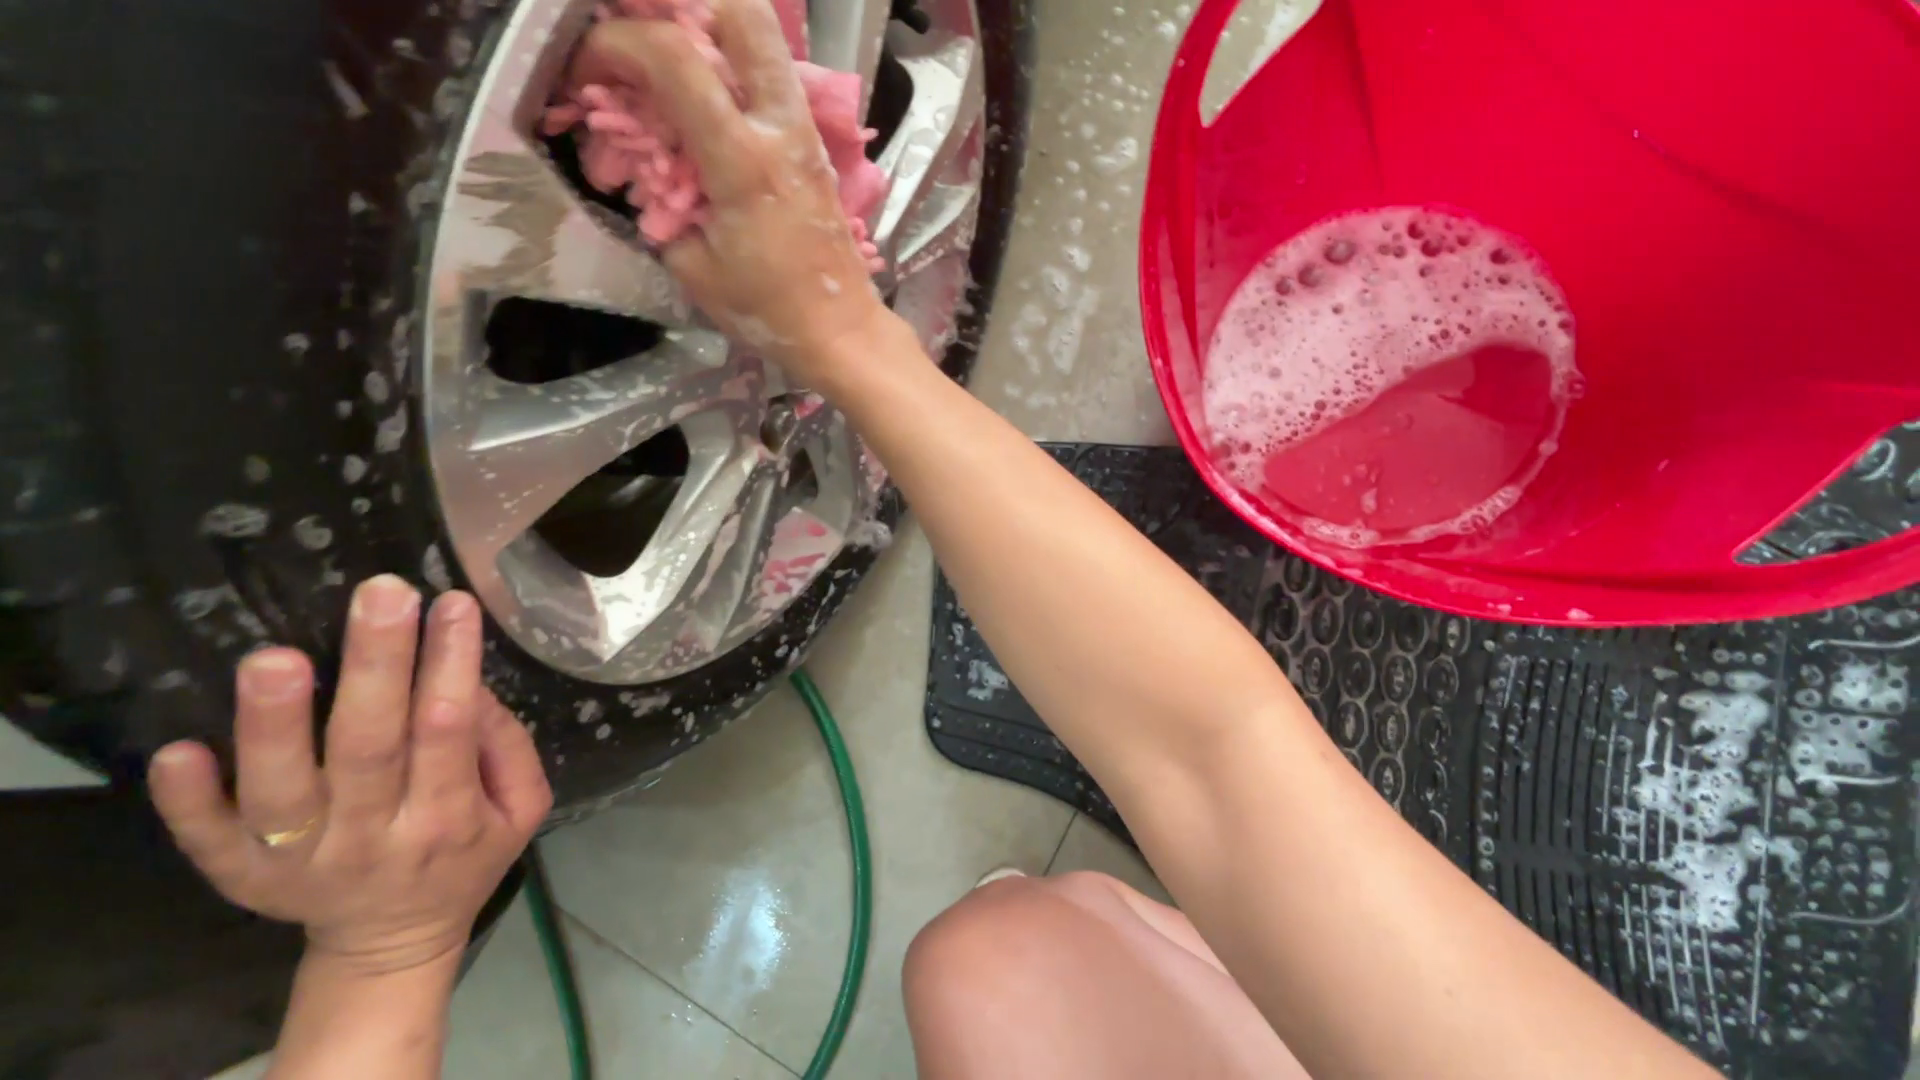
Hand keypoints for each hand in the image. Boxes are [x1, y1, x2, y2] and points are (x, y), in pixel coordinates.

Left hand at [148, 576, 552, 976]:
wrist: (394, 938)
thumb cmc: (467, 854)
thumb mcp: (522, 808)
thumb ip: (505, 746)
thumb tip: (466, 682)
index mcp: (447, 817)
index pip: (448, 732)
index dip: (450, 665)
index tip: (450, 602)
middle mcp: (375, 837)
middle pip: (370, 749)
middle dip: (378, 666)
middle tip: (382, 594)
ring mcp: (301, 859)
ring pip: (283, 792)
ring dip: (274, 725)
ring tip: (274, 657)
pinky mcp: (242, 874)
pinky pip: (208, 840)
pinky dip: (187, 801)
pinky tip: (179, 750)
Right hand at [568, 0, 895, 381]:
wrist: (840, 329)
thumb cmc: (767, 308)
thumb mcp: (692, 267)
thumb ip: (661, 208)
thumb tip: (649, 174)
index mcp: (743, 161)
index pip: (675, 60)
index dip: (617, 43)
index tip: (588, 66)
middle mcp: (780, 129)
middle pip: (745, 15)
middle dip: (685, 10)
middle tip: (649, 44)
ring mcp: (805, 133)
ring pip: (767, 42)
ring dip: (714, 35)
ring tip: (675, 70)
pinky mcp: (815, 146)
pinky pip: (775, 81)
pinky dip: (736, 72)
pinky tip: (711, 104)